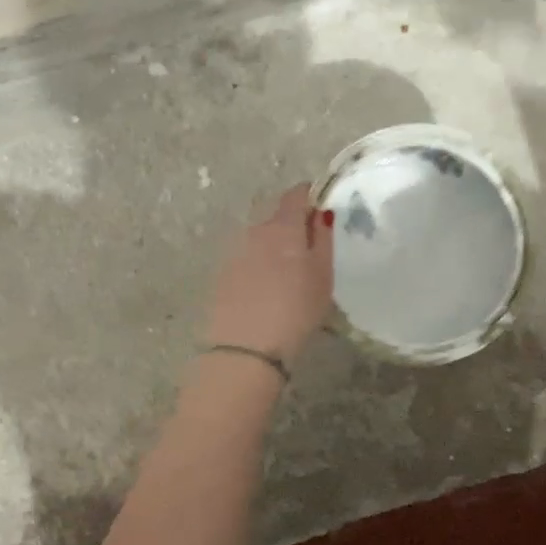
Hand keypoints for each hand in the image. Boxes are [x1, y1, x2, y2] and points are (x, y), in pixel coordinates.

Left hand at [205, 184, 334, 365]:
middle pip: (277, 217)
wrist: (245, 350)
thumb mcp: (322, 275)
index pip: (296, 194)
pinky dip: (259, 265)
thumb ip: (323, 238)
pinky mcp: (222, 275)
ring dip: (275, 247)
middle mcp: (255, 231)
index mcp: (282, 226)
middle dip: (293, 225)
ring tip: (289, 274)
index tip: (322, 209)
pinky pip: (247, 259)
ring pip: (261, 239)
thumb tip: (322, 211)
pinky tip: (267, 290)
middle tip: (311, 250)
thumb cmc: (295, 311)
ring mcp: (234, 252)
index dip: (310, 196)